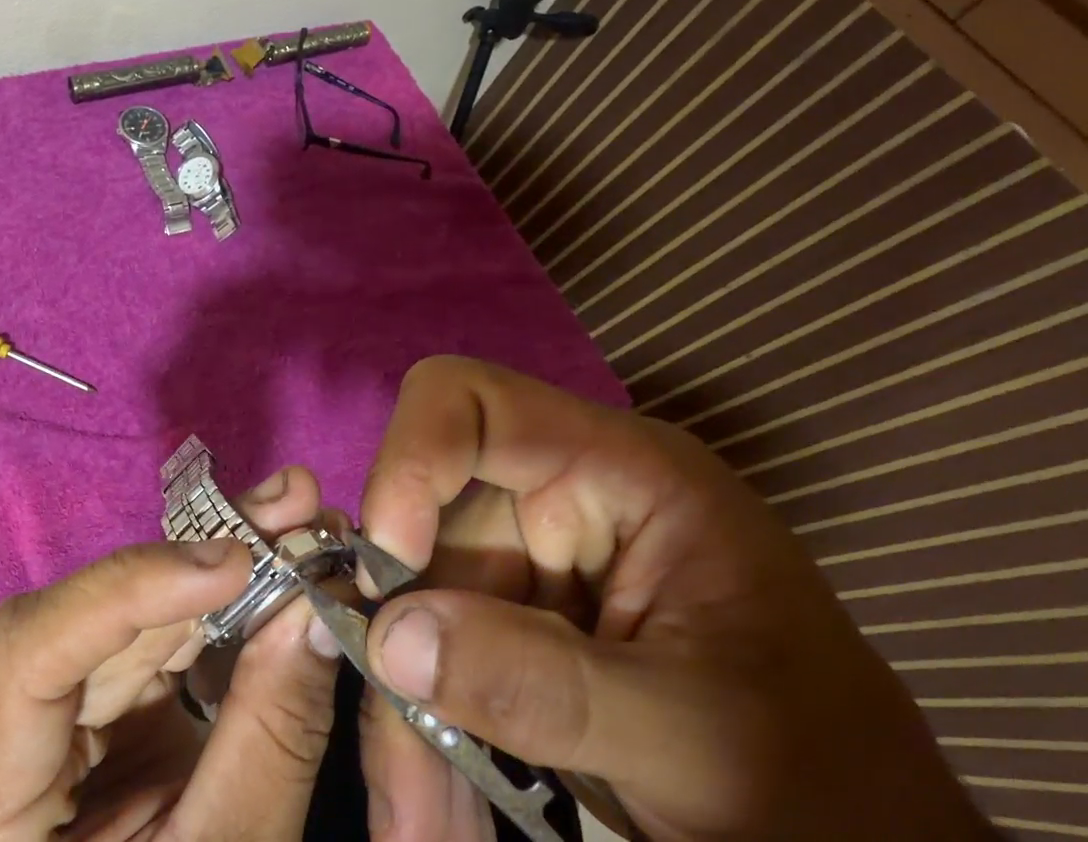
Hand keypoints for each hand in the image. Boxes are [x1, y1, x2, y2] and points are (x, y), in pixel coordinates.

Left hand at [0, 468, 340, 840]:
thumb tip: (311, 612)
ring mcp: (52, 730)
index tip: (229, 563)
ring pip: (127, 628)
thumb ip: (265, 744)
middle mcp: (1, 742)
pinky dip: (218, 621)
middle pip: (86, 624)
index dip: (123, 591)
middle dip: (196, 565)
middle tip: (293, 510)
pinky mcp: (99, 729)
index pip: (28, 653)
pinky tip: (272, 578)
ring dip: (216, 577)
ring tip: (297, 522)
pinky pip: (154, 659)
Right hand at [353, 357, 992, 841]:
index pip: (473, 405)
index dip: (411, 461)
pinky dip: (419, 723)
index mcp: (621, 477)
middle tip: (394, 748)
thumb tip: (390, 638)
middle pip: (422, 521)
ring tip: (416, 817)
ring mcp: (532, 568)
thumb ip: (546, 686)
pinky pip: (431, 652)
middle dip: (395, 631)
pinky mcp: (513, 626)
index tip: (390, 571)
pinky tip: (432, 803)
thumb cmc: (816, 781)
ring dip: (402, 703)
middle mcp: (560, 505)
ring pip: (413, 600)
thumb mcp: (692, 739)